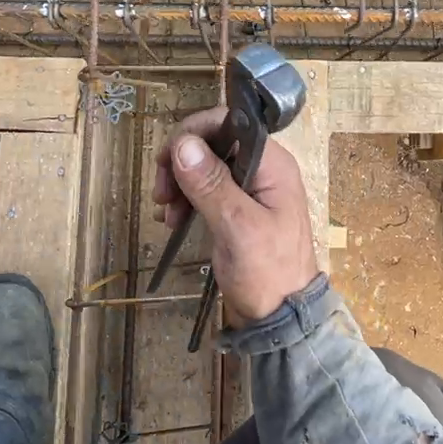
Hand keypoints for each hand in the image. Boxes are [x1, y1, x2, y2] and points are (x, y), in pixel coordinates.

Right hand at [152, 107, 317, 323]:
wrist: (281, 320)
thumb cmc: (267, 273)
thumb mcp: (236, 227)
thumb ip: (211, 185)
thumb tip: (182, 144)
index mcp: (272, 164)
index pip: (228, 123)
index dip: (193, 133)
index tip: (166, 159)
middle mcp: (262, 168)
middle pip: (213, 143)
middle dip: (181, 161)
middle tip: (160, 194)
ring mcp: (250, 188)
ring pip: (205, 165)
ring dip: (179, 183)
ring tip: (166, 213)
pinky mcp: (237, 208)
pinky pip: (206, 188)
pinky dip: (186, 199)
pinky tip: (174, 220)